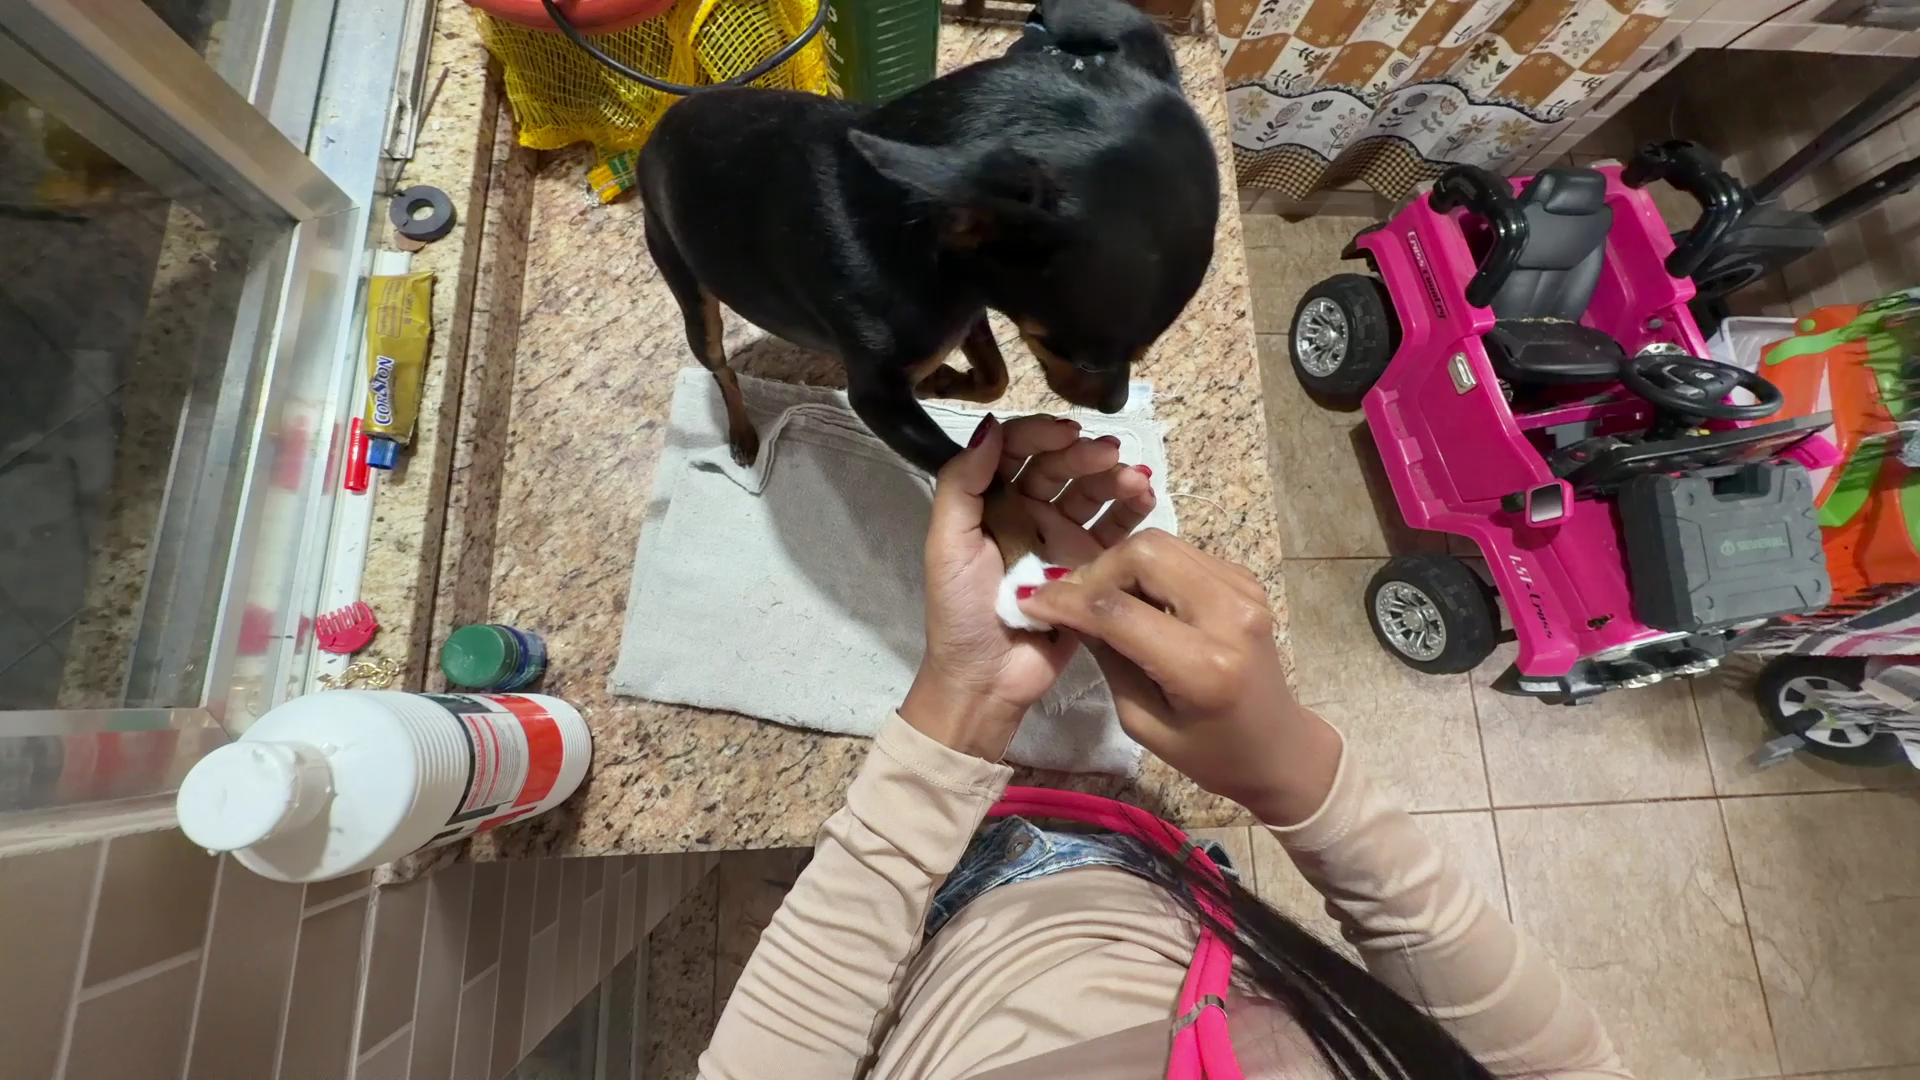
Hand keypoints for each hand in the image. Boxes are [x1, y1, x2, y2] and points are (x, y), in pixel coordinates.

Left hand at [902, 413, 1156, 759]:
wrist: (987, 678)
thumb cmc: (960, 611)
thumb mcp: (947, 545)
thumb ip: (962, 484)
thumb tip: (990, 426)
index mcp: (990, 501)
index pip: (1016, 450)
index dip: (1040, 433)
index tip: (1067, 432)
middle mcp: (1028, 512)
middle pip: (1059, 467)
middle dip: (1084, 455)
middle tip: (1108, 454)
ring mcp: (1062, 538)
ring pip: (1091, 493)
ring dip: (1113, 477)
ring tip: (1134, 478)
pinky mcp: (1091, 566)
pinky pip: (1114, 530)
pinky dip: (1131, 510)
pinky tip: (1144, 496)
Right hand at [1016, 530, 1341, 824]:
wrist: (1280, 747)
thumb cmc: (1209, 752)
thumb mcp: (1141, 719)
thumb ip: (1106, 655)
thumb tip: (1065, 609)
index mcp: (1203, 666)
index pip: (1119, 611)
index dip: (1067, 601)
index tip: (1031, 601)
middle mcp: (1229, 615)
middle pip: (1144, 553)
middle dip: (1096, 571)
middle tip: (1074, 601)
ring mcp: (1243, 590)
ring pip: (1161, 543)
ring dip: (1119, 565)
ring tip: (1101, 598)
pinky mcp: (1244, 579)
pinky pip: (1179, 553)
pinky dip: (1146, 568)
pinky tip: (1137, 598)